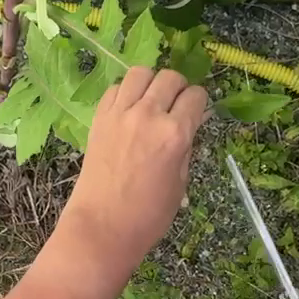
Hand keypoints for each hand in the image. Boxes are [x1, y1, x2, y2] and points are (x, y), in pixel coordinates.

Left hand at [52, 68, 207, 281]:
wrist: (102, 227)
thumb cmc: (148, 215)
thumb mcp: (181, 182)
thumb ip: (187, 145)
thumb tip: (194, 121)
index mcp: (175, 134)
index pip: (196, 96)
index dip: (199, 102)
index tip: (196, 111)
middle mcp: (148, 115)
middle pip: (170, 77)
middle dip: (179, 87)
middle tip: (176, 105)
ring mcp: (120, 113)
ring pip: (140, 72)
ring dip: (151, 82)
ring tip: (151, 100)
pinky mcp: (99, 118)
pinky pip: (115, 88)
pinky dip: (125, 92)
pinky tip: (128, 109)